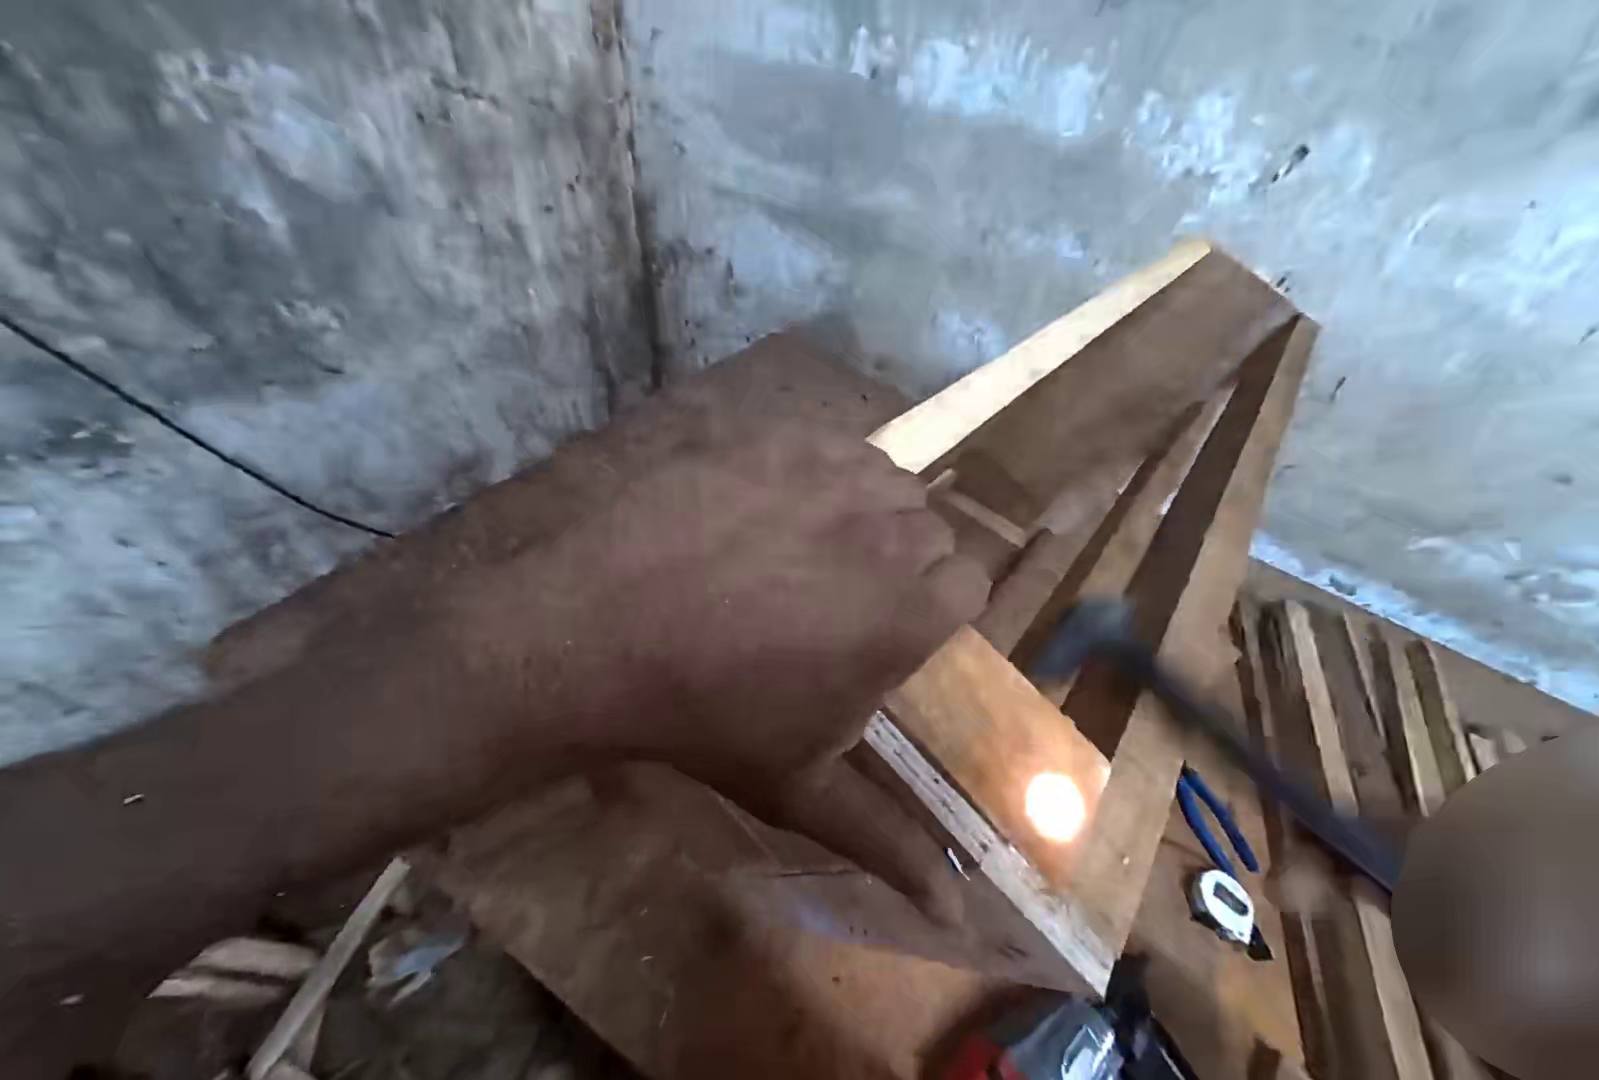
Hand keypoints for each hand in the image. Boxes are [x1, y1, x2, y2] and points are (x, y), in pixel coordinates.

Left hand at [464, 424, 989, 916]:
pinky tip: (783, 509)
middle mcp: (888, 533)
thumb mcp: (802, 785)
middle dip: (902, 561)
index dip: (935, 604)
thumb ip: (886, 840)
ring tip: (814, 548)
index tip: (893, 623)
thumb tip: (954, 913)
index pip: (972, 583)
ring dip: (872, 515)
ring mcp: (834, 478)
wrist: (588, 635)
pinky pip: (844, 448)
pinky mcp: (783, 440)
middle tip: (842, 592)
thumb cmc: (706, 717)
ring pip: (895, 484)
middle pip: (933, 532)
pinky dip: (832, 475)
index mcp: (907, 613)